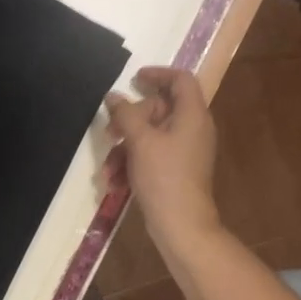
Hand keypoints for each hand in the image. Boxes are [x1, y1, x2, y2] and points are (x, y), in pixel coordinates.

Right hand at [105, 67, 219, 244]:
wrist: (181, 225)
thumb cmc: (164, 177)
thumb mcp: (140, 142)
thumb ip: (125, 114)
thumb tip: (113, 96)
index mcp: (192, 115)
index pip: (181, 80)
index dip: (158, 74)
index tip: (134, 79)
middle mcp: (193, 129)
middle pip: (159, 109)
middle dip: (129, 121)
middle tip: (109, 132)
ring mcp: (185, 152)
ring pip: (150, 136)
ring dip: (124, 150)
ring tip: (107, 170)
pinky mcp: (176, 171)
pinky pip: (152, 157)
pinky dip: (132, 165)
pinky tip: (114, 183)